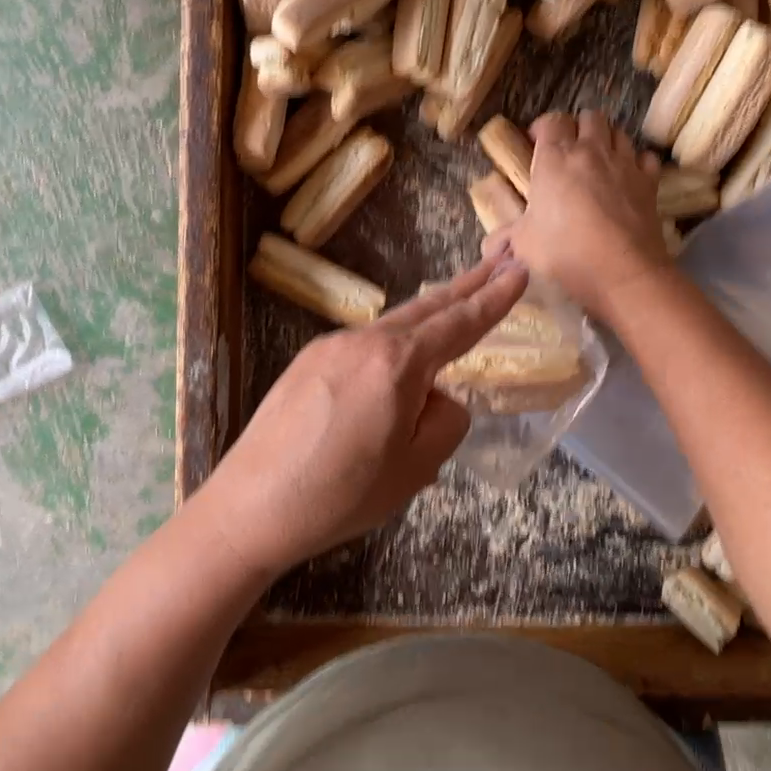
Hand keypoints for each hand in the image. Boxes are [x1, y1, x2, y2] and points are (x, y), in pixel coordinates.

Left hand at [195, 256, 528, 576]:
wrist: (251, 507)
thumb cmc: (341, 494)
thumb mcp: (416, 467)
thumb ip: (445, 421)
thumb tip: (435, 398)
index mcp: (398, 363)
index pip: (460, 324)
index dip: (494, 299)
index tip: (519, 270)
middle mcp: (363, 341)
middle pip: (426, 308)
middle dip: (465, 287)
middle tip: (496, 263)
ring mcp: (329, 347)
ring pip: (392, 329)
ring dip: (427, 320)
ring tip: (453, 314)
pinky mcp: (305, 364)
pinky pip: (363, 348)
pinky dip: (391, 350)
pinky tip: (392, 375)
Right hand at [492, 111, 671, 320]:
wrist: (623, 272)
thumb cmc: (566, 253)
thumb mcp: (523, 246)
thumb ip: (504, 238)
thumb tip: (489, 246)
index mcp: (554, 159)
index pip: (551, 121)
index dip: (543, 127)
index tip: (536, 144)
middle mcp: (591, 151)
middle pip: (588, 117)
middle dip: (578, 128)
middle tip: (569, 151)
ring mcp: (624, 163)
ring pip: (618, 131)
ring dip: (607, 140)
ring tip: (598, 161)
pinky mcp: (649, 181)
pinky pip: (644, 156)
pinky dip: (636, 162)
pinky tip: (628, 177)